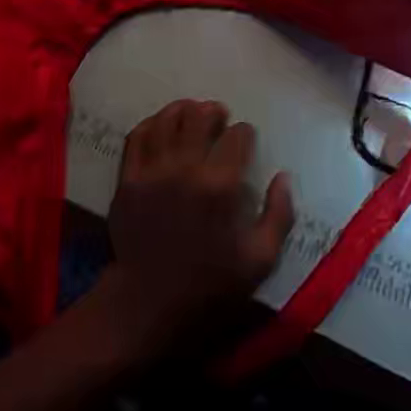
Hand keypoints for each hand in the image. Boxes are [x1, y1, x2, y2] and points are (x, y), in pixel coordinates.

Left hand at [94, 99, 294, 356]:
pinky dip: (150, 124)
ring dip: (182, 110)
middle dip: (213, 112)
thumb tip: (283, 177)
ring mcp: (152, 171)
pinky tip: (159, 124)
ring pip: (166, 121)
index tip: (246, 137)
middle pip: (199, 119)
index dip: (245, 133)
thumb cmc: (211, 284)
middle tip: (218, 115)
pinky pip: (137, 137)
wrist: (151, 300)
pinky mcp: (127, 178)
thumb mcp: (260, 258)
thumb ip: (278, 214)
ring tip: (191, 110)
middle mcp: (185, 169)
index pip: (237, 138)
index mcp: (221, 186)